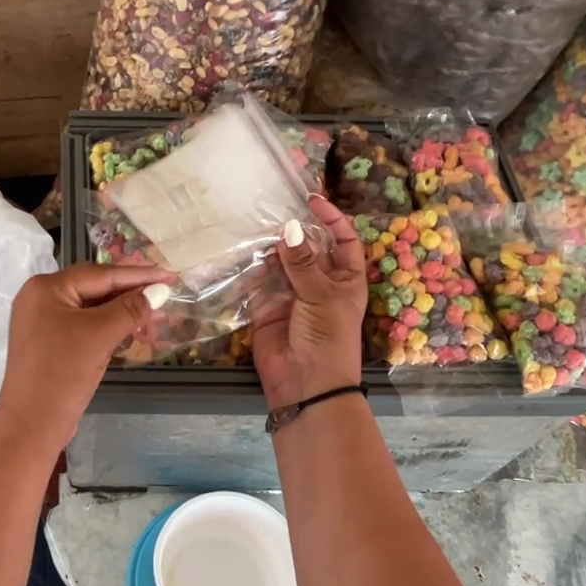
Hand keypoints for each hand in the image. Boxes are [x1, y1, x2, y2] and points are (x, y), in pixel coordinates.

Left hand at [0, 263, 176, 451]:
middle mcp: (40, 298)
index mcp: (46, 288)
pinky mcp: (49, 344)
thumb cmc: (62, 373)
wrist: (31, 425)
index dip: (139, 275)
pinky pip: (84, 326)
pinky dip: (108, 327)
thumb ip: (130, 309)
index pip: (101, 274)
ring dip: (122, 312)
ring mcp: (43, 322)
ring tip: (155, 316)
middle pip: (95, 288)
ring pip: (91, 309)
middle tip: (166, 295)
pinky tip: (131, 330)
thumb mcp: (99, 336)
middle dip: (131, 293)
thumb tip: (160, 290)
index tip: (170, 275)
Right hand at [251, 194, 366, 409]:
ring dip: (269, 248)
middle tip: (271, 208)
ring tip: (252, 225)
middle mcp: (319, 283)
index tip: (310, 201)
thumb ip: (303, 262)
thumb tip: (288, 228)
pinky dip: (249, 268)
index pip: (343, 240)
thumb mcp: (322, 296)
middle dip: (293, 231)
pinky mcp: (265, 307)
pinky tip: (240, 251)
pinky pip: (257, 282)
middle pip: (307, 248)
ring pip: (279, 262)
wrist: (306, 384)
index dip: (331, 219)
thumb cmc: (328, 338)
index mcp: (345, 279)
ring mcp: (290, 295)